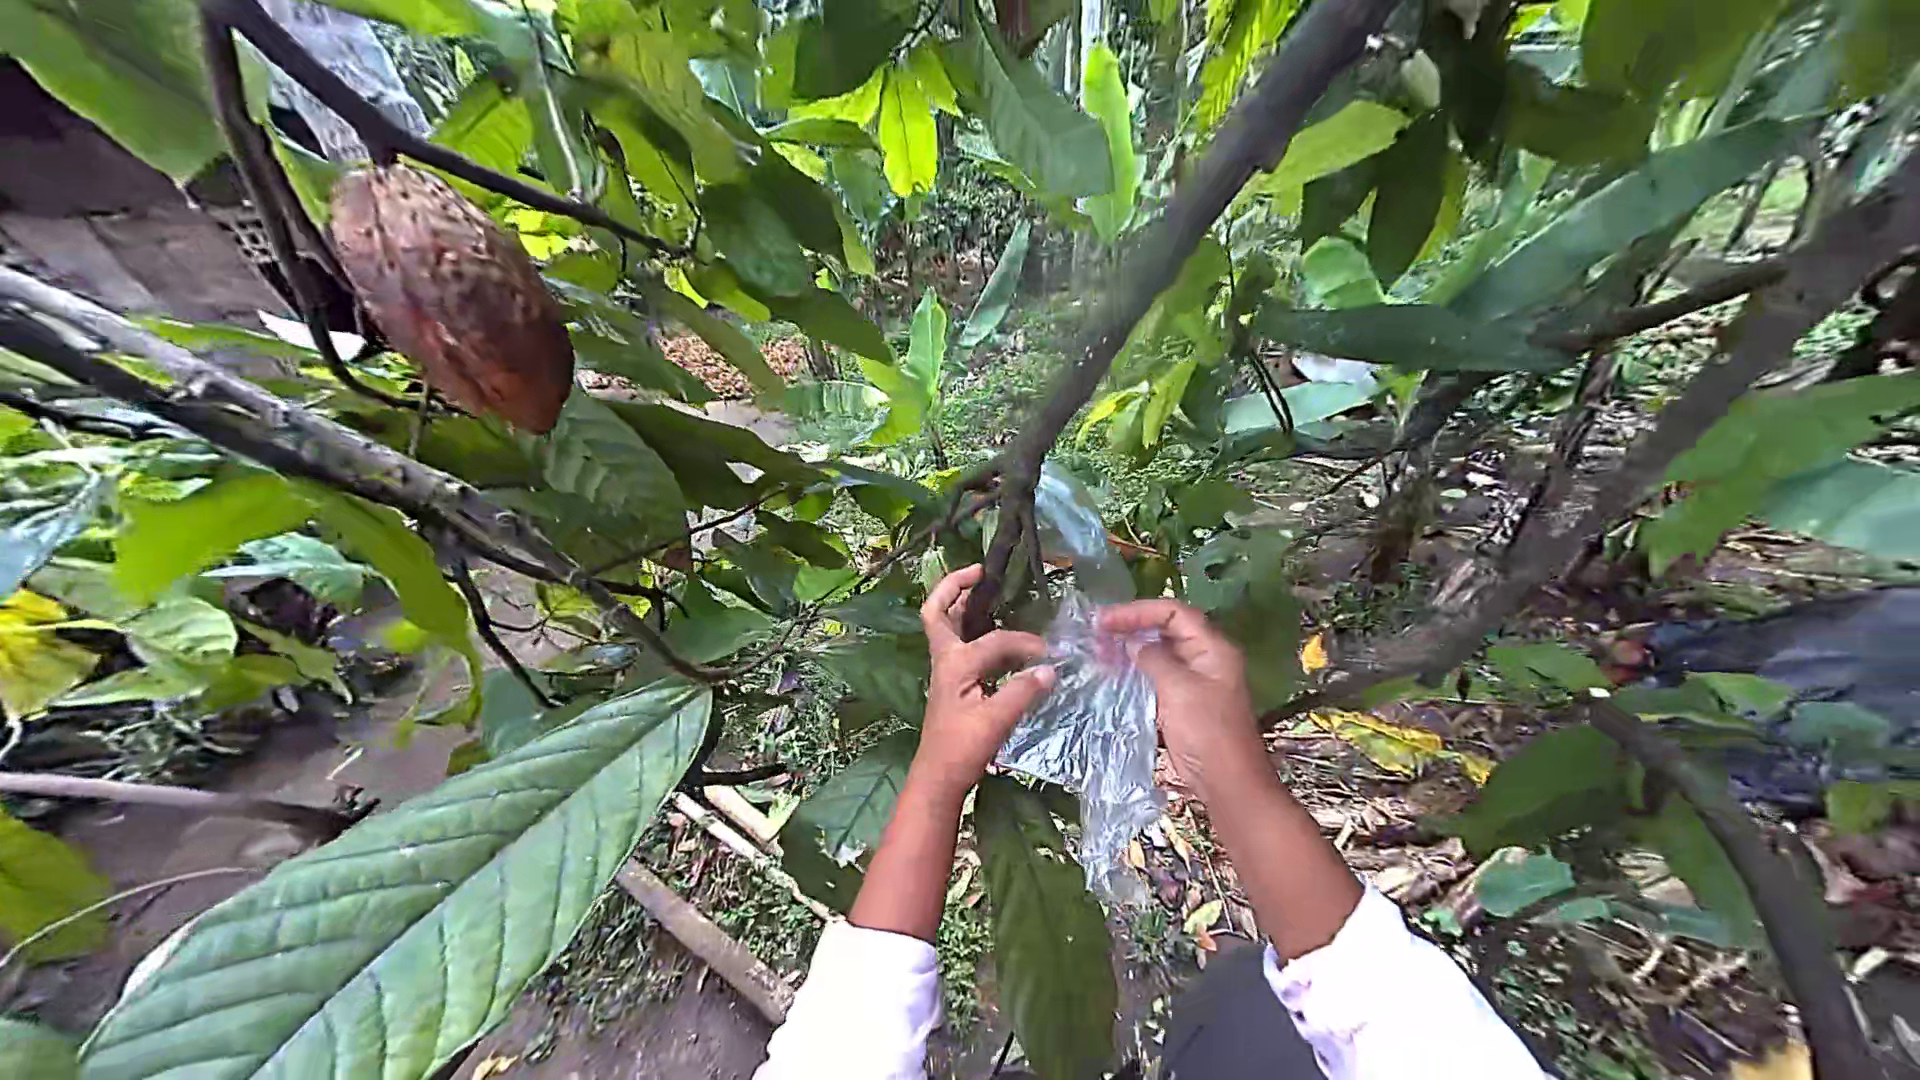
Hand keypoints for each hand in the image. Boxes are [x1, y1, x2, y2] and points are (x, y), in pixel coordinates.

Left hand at [914, 564, 1055, 801]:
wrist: (939, 777)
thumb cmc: (962, 749)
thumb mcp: (995, 721)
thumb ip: (1022, 692)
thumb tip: (1050, 669)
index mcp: (954, 663)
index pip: (994, 640)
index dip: (1024, 643)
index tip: (1049, 655)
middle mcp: (946, 659)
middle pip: (938, 611)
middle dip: (954, 586)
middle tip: (979, 571)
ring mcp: (948, 669)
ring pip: (948, 625)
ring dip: (962, 604)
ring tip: (987, 590)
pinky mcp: (955, 681)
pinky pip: (962, 642)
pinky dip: (974, 628)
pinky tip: (997, 634)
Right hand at [1099, 600, 1264, 800]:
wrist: (1227, 782)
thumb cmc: (1207, 732)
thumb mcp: (1179, 689)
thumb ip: (1153, 659)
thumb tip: (1131, 644)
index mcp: (1212, 648)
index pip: (1173, 612)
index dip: (1138, 611)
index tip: (1106, 620)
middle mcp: (1204, 657)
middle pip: (1165, 628)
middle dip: (1131, 626)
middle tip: (1096, 630)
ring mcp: (1193, 678)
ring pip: (1157, 650)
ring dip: (1129, 647)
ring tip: (1099, 648)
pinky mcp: (1182, 698)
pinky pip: (1155, 673)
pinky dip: (1134, 668)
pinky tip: (1112, 670)